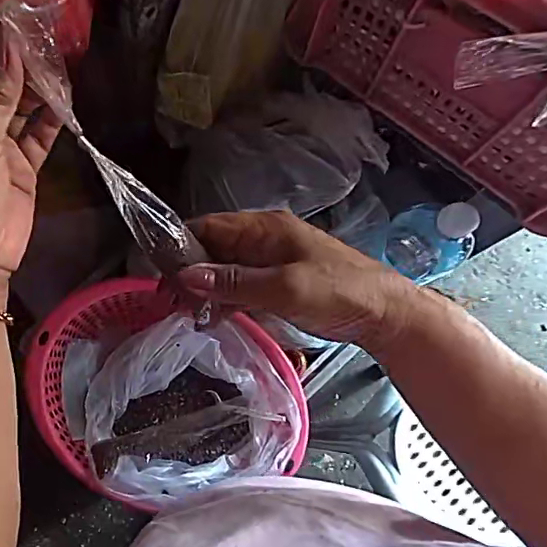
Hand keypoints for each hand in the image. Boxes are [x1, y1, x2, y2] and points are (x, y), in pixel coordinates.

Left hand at [0, 10, 60, 308]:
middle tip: (50, 23)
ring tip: (63, 57)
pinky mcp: (21, 163)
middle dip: (15, 45)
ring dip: (38, 77)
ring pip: (18, 95)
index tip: (11, 19)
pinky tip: (67, 98)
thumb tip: (5, 33)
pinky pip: (39, 129)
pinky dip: (52, 114)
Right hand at [173, 210, 427, 349]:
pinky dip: (222, 301)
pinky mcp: (274, 283)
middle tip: (171, 302)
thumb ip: (233, 282)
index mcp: (264, 228)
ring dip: (203, 290)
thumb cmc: (339, 293)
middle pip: (210, 249)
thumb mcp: (284, 289)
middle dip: (187, 273)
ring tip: (187, 314)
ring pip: (221, 270)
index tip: (160, 275)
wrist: (386, 315)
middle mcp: (261, 239)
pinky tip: (211, 319)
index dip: (179, 247)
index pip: (207, 227)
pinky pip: (237, 286)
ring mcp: (268, 262)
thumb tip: (184, 276)